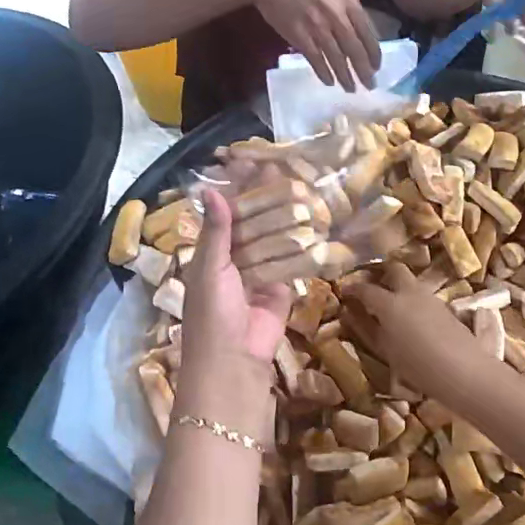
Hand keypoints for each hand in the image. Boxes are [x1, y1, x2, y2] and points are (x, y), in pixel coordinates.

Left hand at [178, 188, 294, 428]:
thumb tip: (210, 190)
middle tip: (283, 167)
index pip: (225, 214)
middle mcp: (235, 261)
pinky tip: (315, 220)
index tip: (252, 161)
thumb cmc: (212, 314)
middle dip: (265, 198)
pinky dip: (301, 245)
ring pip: (273, 240)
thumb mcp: (209, 269)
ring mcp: (260, 275)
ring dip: (285, 216)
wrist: (234, 363)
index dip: (237, 190)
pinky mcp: (282, 290)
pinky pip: (291, 263)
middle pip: (252, 224)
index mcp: (210, 255)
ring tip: (303, 185)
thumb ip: (216, 232)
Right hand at [246, 0, 381, 91]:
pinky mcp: (299, 35)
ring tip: (350, 88)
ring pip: (336, 57)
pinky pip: (315, 58)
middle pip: (354, 49)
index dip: (373, 53)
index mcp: (347, 0)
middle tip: (369, 86)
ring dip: (345, 76)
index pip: (367, 32)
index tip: (376, 67)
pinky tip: (329, 82)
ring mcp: (317, 26)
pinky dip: (323, 72)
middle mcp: (336, 15)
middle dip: (363, 70)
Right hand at [343, 263, 500, 407]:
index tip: (344, 291)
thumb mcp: (384, 349)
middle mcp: (410, 292)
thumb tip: (350, 313)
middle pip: (394, 269)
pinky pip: (423, 297)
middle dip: (381, 274)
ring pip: (411, 283)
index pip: (365, 288)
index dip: (352, 289)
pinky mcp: (445, 308)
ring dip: (399, 288)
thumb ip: (366, 328)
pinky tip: (412, 319)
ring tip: (391, 306)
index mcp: (389, 302)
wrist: (463, 371)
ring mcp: (431, 298)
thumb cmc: (416, 364)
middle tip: (372, 288)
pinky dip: (413, 301)